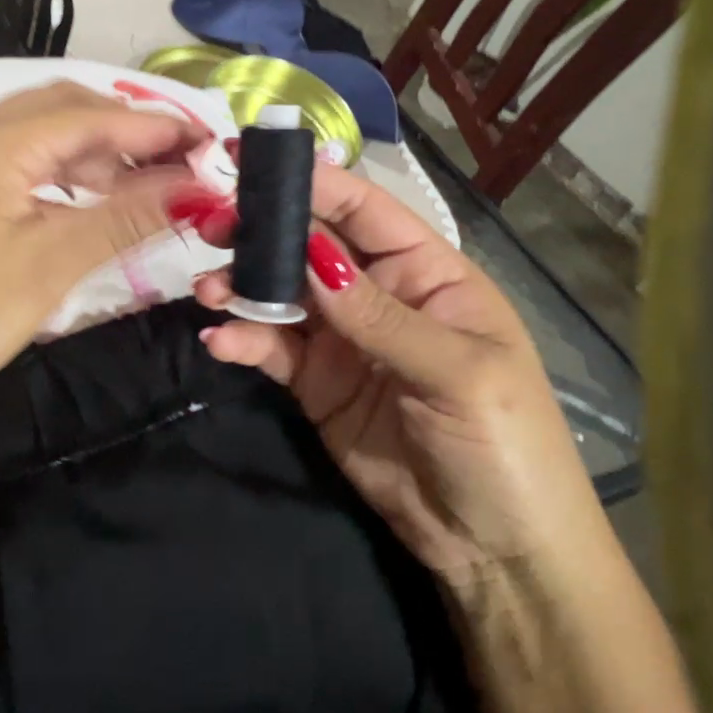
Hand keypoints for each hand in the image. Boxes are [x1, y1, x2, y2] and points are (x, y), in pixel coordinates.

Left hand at [0, 81, 204, 415]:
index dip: (155, 125)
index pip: (86, 114)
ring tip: (149, 188)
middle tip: (185, 168)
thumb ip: (125, 217)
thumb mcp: (49, 266)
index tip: (212, 147)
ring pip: (37, 136)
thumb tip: (200, 188)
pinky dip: (60, 174)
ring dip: (95, 153)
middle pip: (61, 111)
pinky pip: (14, 163)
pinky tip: (92, 200)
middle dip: (127, 132)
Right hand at [192, 162, 612, 578]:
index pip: (364, 211)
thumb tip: (310, 254)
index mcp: (428, 274)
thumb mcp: (457, 373)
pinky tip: (221, 343)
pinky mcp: (313, 383)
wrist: (493, 547)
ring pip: (279, 294)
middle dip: (261, 232)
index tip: (253, 164)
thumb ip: (379, 315)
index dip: (312, 184)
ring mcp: (342, 340)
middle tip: (211, 227)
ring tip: (208, 293)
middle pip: (309, 246)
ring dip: (240, 286)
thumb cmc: (504, 444)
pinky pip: (269, 348)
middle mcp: (378, 295)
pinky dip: (241, 340)